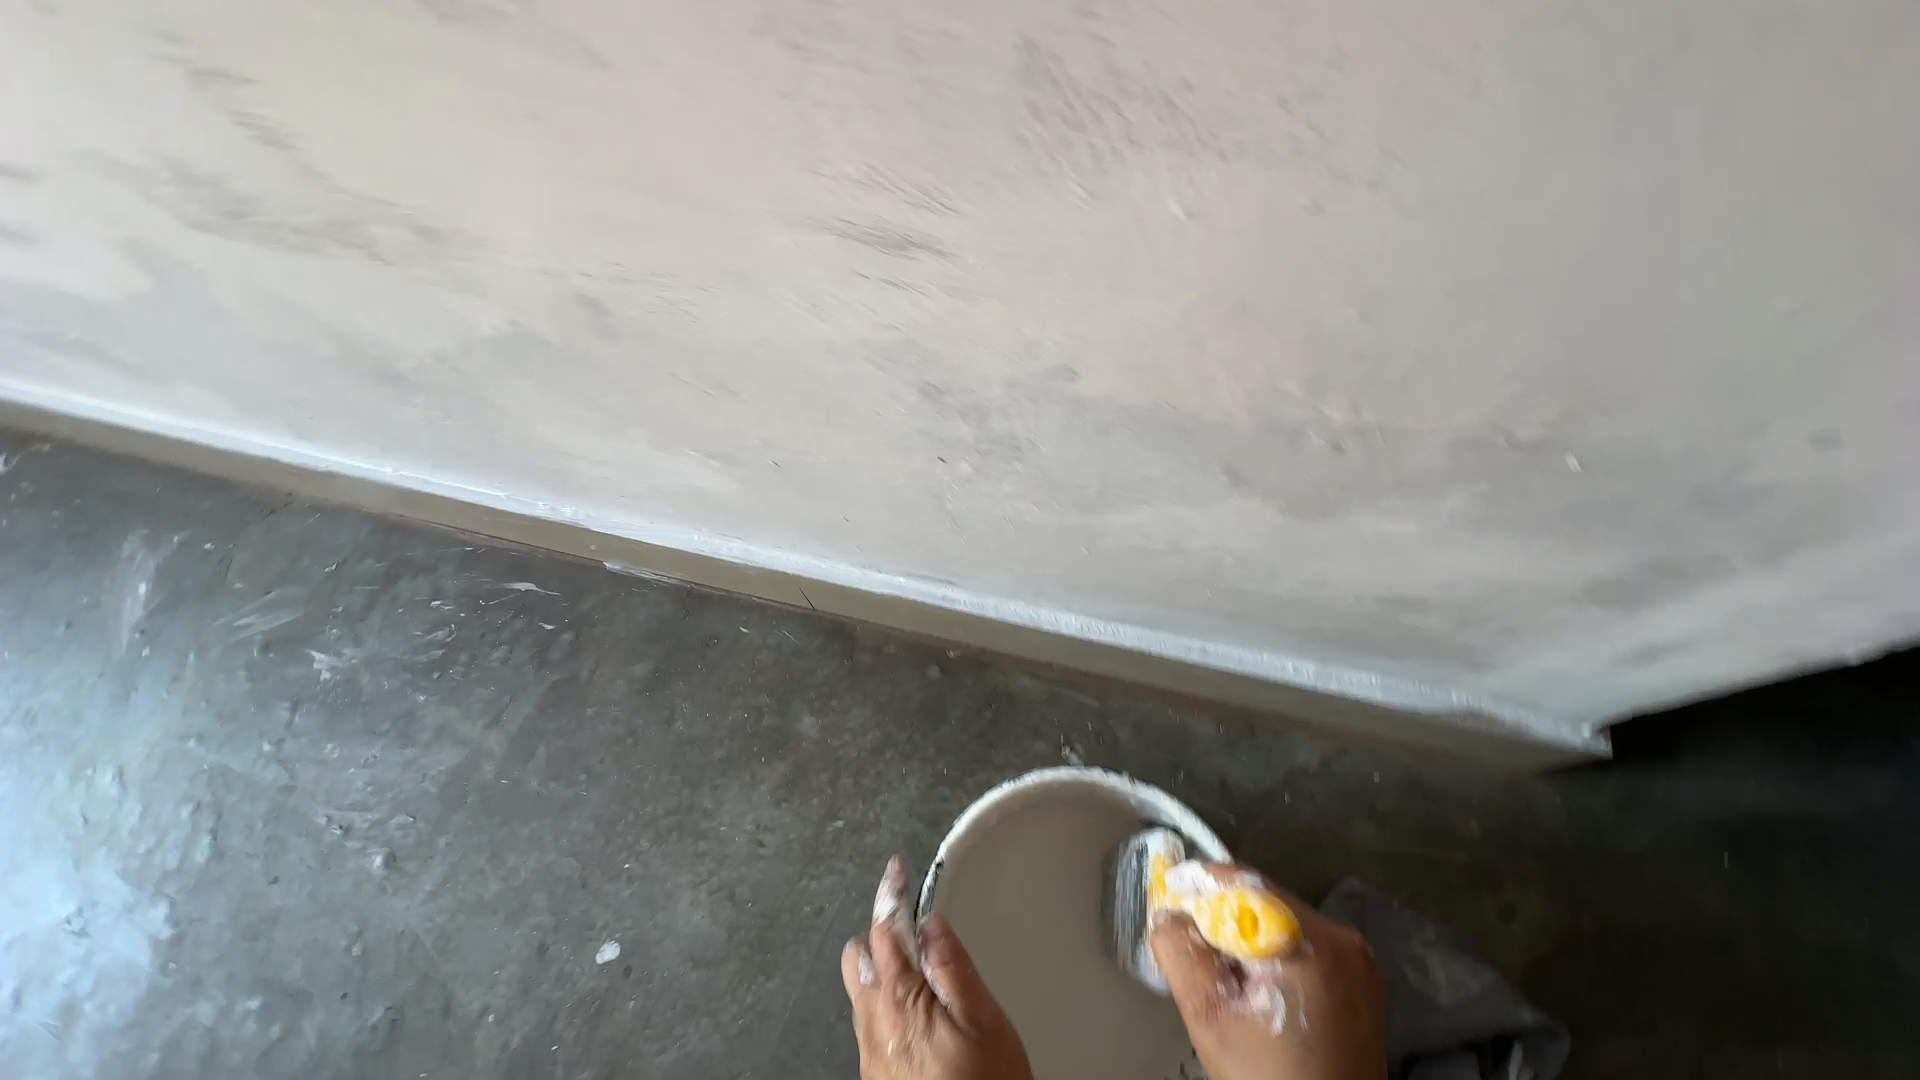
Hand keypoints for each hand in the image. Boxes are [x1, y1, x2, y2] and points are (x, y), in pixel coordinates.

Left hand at [841, 857, 1034, 1079]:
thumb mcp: (982, 1019)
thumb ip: (952, 966)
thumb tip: (931, 924)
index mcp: (899, 1001)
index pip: (885, 930)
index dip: (891, 894)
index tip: (896, 870)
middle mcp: (874, 1024)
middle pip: (858, 958)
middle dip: (877, 930)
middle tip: (907, 919)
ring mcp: (872, 1052)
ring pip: (861, 989)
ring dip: (880, 964)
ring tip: (913, 959)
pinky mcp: (878, 1073)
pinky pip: (870, 1019)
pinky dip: (885, 996)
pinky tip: (912, 1004)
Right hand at [1151, 863, 1385, 1079]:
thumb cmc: (1267, 1079)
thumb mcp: (1210, 1016)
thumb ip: (1181, 952)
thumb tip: (1168, 912)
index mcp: (1311, 941)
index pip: (1244, 884)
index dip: (1201, 882)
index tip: (1169, 892)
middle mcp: (1343, 938)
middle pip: (1264, 901)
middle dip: (1223, 915)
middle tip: (1191, 943)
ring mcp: (1360, 961)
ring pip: (1283, 921)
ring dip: (1248, 935)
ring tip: (1224, 975)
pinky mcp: (1364, 982)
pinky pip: (1305, 945)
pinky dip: (1275, 953)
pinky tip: (1258, 987)